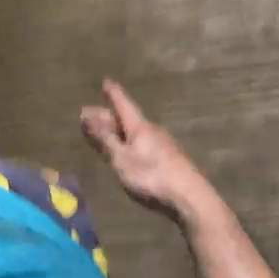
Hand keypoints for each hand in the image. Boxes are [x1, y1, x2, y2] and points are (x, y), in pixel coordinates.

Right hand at [81, 79, 214, 222]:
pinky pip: (142, 142)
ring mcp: (162, 143)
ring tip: (105, 132)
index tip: (105, 81)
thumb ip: (106, 139)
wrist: (189, 196)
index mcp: (139, 126)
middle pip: (127, 117)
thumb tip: (89, 116)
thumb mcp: (122, 159)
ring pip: (135, 130)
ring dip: (118, 129)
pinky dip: (129, 141)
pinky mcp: (168, 158)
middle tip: (89, 115)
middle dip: (107, 115)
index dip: (113, 93)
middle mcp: (151, 129)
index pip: (122, 103)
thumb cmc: (151, 175)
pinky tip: (127, 150)